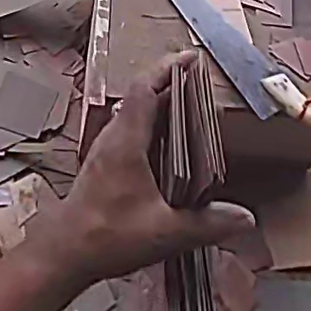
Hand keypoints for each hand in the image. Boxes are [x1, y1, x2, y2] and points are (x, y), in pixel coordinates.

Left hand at [25, 53, 255, 288]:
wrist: (65, 252)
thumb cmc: (108, 237)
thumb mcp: (165, 232)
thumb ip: (207, 224)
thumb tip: (246, 218)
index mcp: (125, 142)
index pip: (144, 90)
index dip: (167, 69)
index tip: (190, 58)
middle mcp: (113, 139)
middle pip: (140, 97)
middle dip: (169, 83)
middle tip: (199, 81)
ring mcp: (105, 150)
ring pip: (133, 114)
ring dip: (159, 104)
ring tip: (189, 106)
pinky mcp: (103, 165)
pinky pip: (129, 131)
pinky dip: (150, 125)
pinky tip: (168, 143)